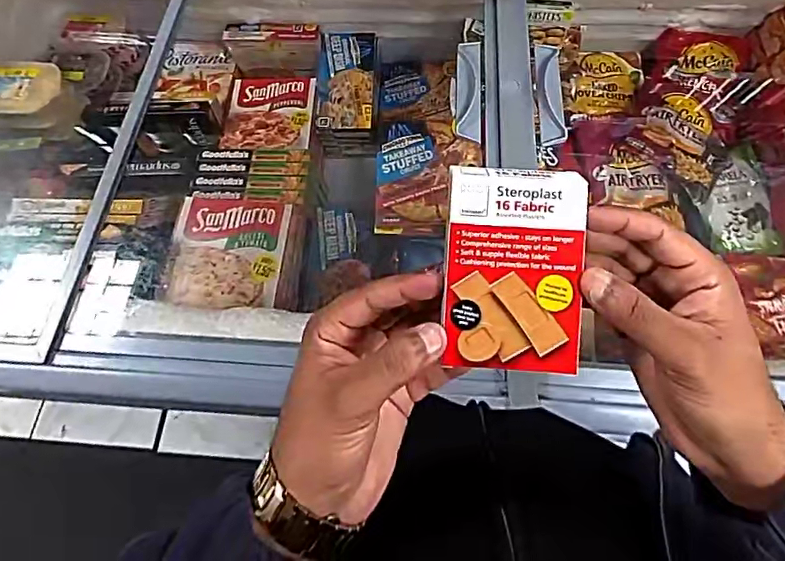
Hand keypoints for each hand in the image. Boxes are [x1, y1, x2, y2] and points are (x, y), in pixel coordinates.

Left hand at [270, 271, 458, 524]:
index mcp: (334, 332)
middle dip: (430, 301)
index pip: (373, 297)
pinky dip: (448, 360)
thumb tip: (432, 334)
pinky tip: (468, 352)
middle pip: (400, 310)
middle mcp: (359, 342)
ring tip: (472, 318)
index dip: (404, 286)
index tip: (435, 279)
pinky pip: (429, 366)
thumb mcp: (349, 398)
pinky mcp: (401, 390)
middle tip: (462, 291)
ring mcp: (382, 365)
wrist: (317, 505)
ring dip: (443, 328)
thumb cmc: (311, 447)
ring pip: (418, 335)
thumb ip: (392, 364)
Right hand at [583, 206, 784, 511]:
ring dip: (587, 269)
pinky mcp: (637, 331)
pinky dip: (586, 299)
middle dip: (596, 242)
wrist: (735, 454)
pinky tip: (567, 294)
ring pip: (614, 275)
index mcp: (700, 276)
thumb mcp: (687, 350)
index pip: (656, 234)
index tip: (588, 215)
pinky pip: (607, 304)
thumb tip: (595, 279)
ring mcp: (654, 307)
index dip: (621, 220)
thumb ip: (637, 313)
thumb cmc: (737, 399)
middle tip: (562, 237)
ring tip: (557, 263)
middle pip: (629, 249)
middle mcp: (675, 285)